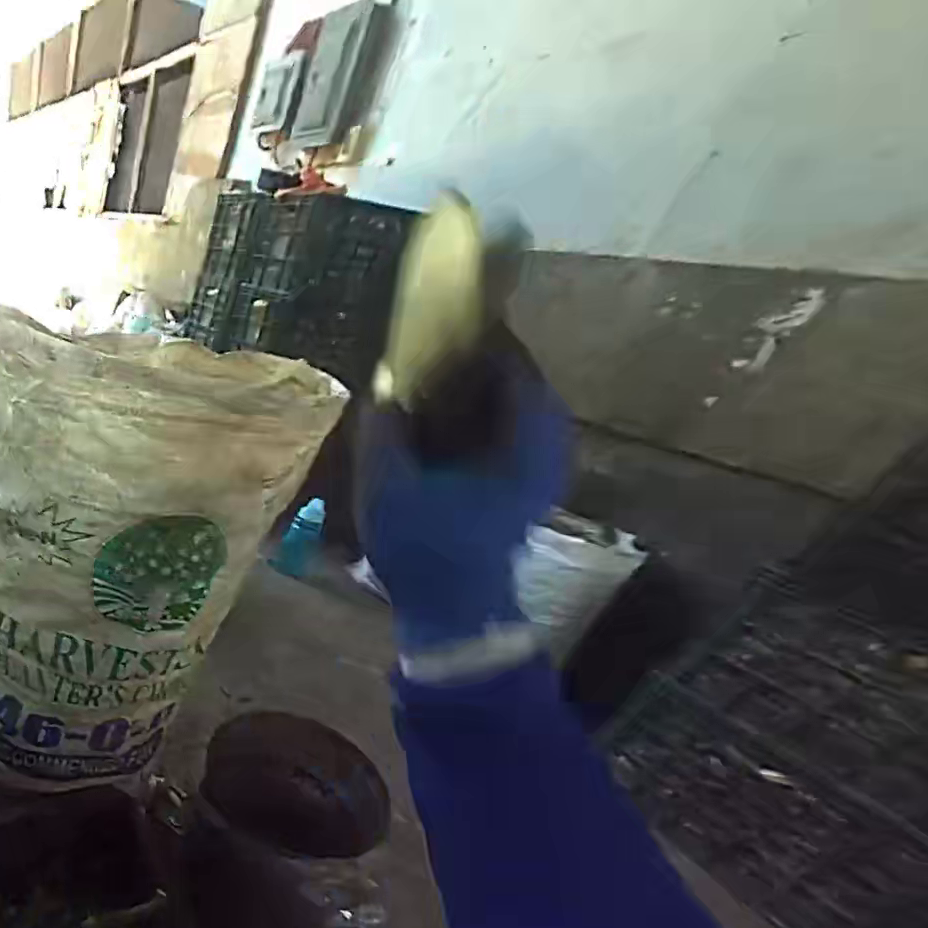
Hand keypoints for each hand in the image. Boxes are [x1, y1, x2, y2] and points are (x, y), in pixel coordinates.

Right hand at [359, 348, 569, 654]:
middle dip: (484, 365)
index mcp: (522, 444)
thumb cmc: (422, 546)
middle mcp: (545, 450)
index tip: (448, 323)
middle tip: (439, 352)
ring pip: (522, 411)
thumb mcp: (388, 485)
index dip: (484, 341)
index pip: (514, 368)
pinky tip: (455, 424)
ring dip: (486, 392)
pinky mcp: (531, 489)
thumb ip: (382, 430)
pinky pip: (517, 434)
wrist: (452, 605)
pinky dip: (490, 419)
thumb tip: (382, 377)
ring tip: (442, 381)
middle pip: (522, 386)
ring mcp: (544, 472)